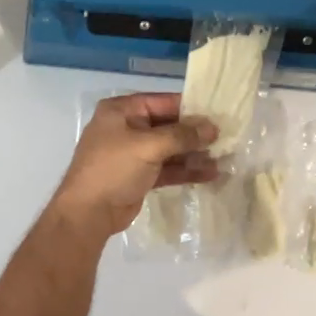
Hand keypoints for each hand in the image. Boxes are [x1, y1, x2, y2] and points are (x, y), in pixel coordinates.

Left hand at [51, 93, 217, 236]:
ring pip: (170, 149)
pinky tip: (210, 174)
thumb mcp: (148, 146)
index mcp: (122, 111)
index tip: (219, 114)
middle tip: (227, 137)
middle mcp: (128, 128)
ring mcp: (134, 153)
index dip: (191, 108)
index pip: (163, 102)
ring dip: (194, 154)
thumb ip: (182, 135)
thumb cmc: (113, 169)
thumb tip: (212, 128)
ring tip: (224, 158)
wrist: (88, 213)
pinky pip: (168, 168)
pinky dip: (186, 170)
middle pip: (169, 126)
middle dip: (196, 134)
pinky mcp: (140, 175)